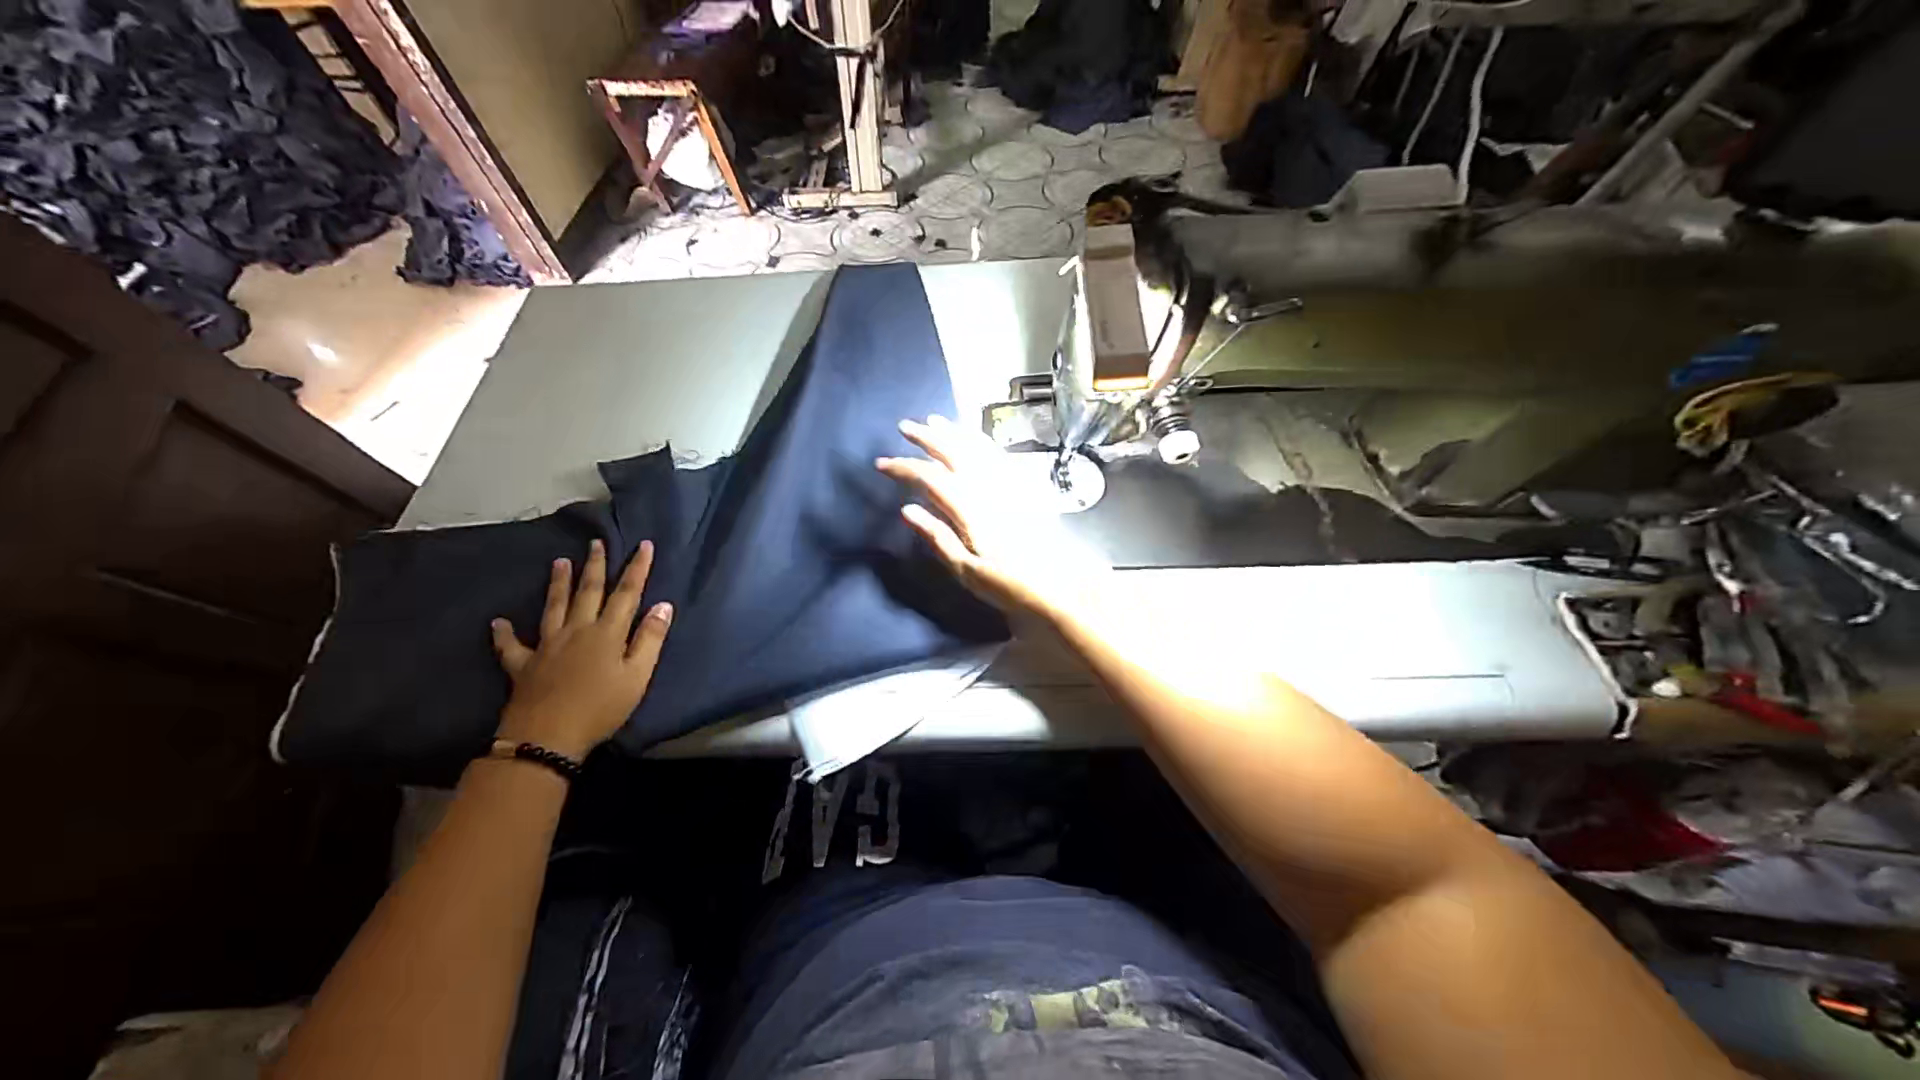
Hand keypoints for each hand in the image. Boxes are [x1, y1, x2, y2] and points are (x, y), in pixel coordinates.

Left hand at [489, 539, 673, 759]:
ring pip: (554, 607)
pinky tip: (498, 622)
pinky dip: (504, 633)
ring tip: (559, 562)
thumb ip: (650, 640)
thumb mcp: (637, 676)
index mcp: (607, 633)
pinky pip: (512, 646)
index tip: (644, 545)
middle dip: (596, 566)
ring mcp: (547, 646)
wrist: (547, 736)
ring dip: (558, 584)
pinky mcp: (524, 665)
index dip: (637, 568)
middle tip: (596, 543)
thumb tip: (663, 605)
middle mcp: (577, 631)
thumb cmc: (601, 708)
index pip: (627, 594)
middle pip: (588, 592)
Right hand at [876, 415, 1108, 623]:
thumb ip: (938, 538)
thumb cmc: (1011, 585)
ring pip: (978, 448)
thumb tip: (907, 510)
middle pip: (955, 452)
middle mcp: (991, 488)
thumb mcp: (967, 571)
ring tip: (935, 421)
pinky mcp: (1026, 488)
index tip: (881, 464)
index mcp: (971, 509)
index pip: (931, 478)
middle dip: (927, 437)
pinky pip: (999, 454)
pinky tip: (974, 439)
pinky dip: (981, 441)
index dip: (904, 468)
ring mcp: (1010, 485)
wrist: (1063, 588)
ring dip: (954, 432)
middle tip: (905, 426)